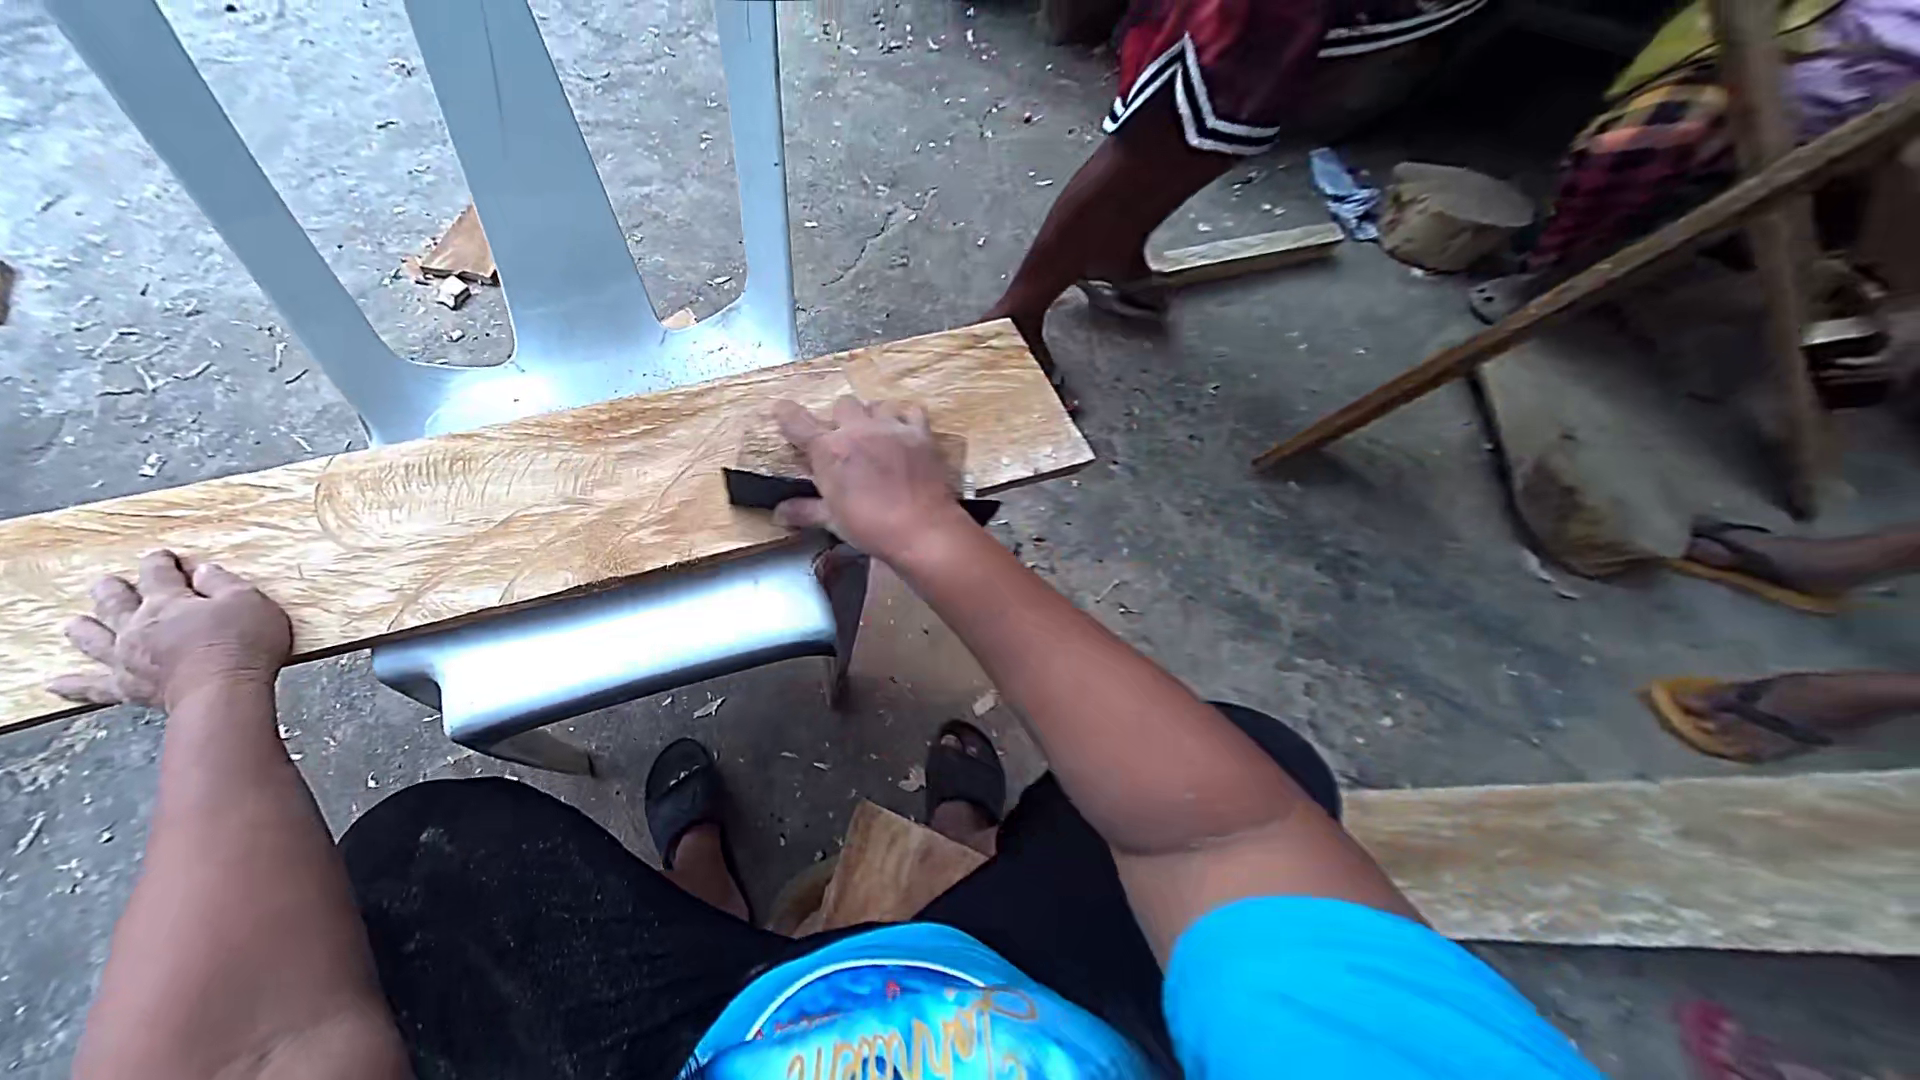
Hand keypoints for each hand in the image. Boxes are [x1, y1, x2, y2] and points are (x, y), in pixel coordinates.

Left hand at [48, 550, 292, 711]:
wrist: (223, 688)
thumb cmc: (243, 642)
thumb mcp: (249, 602)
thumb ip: (224, 584)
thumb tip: (204, 570)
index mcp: (168, 603)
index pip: (159, 575)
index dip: (159, 563)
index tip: (159, 555)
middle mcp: (138, 626)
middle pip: (117, 604)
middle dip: (112, 591)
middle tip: (105, 582)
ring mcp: (127, 658)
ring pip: (96, 640)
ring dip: (85, 630)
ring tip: (74, 623)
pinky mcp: (129, 687)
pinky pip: (93, 686)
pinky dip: (74, 685)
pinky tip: (56, 684)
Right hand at [772, 395, 971, 560]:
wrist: (921, 529)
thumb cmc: (872, 527)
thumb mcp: (833, 521)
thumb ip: (805, 511)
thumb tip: (780, 513)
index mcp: (829, 450)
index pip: (798, 422)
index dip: (787, 414)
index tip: (783, 410)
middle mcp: (858, 430)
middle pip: (843, 404)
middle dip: (841, 419)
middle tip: (846, 441)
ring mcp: (891, 428)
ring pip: (877, 404)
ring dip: (872, 416)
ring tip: (876, 435)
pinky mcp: (920, 434)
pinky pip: (912, 411)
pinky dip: (906, 418)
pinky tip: (905, 432)